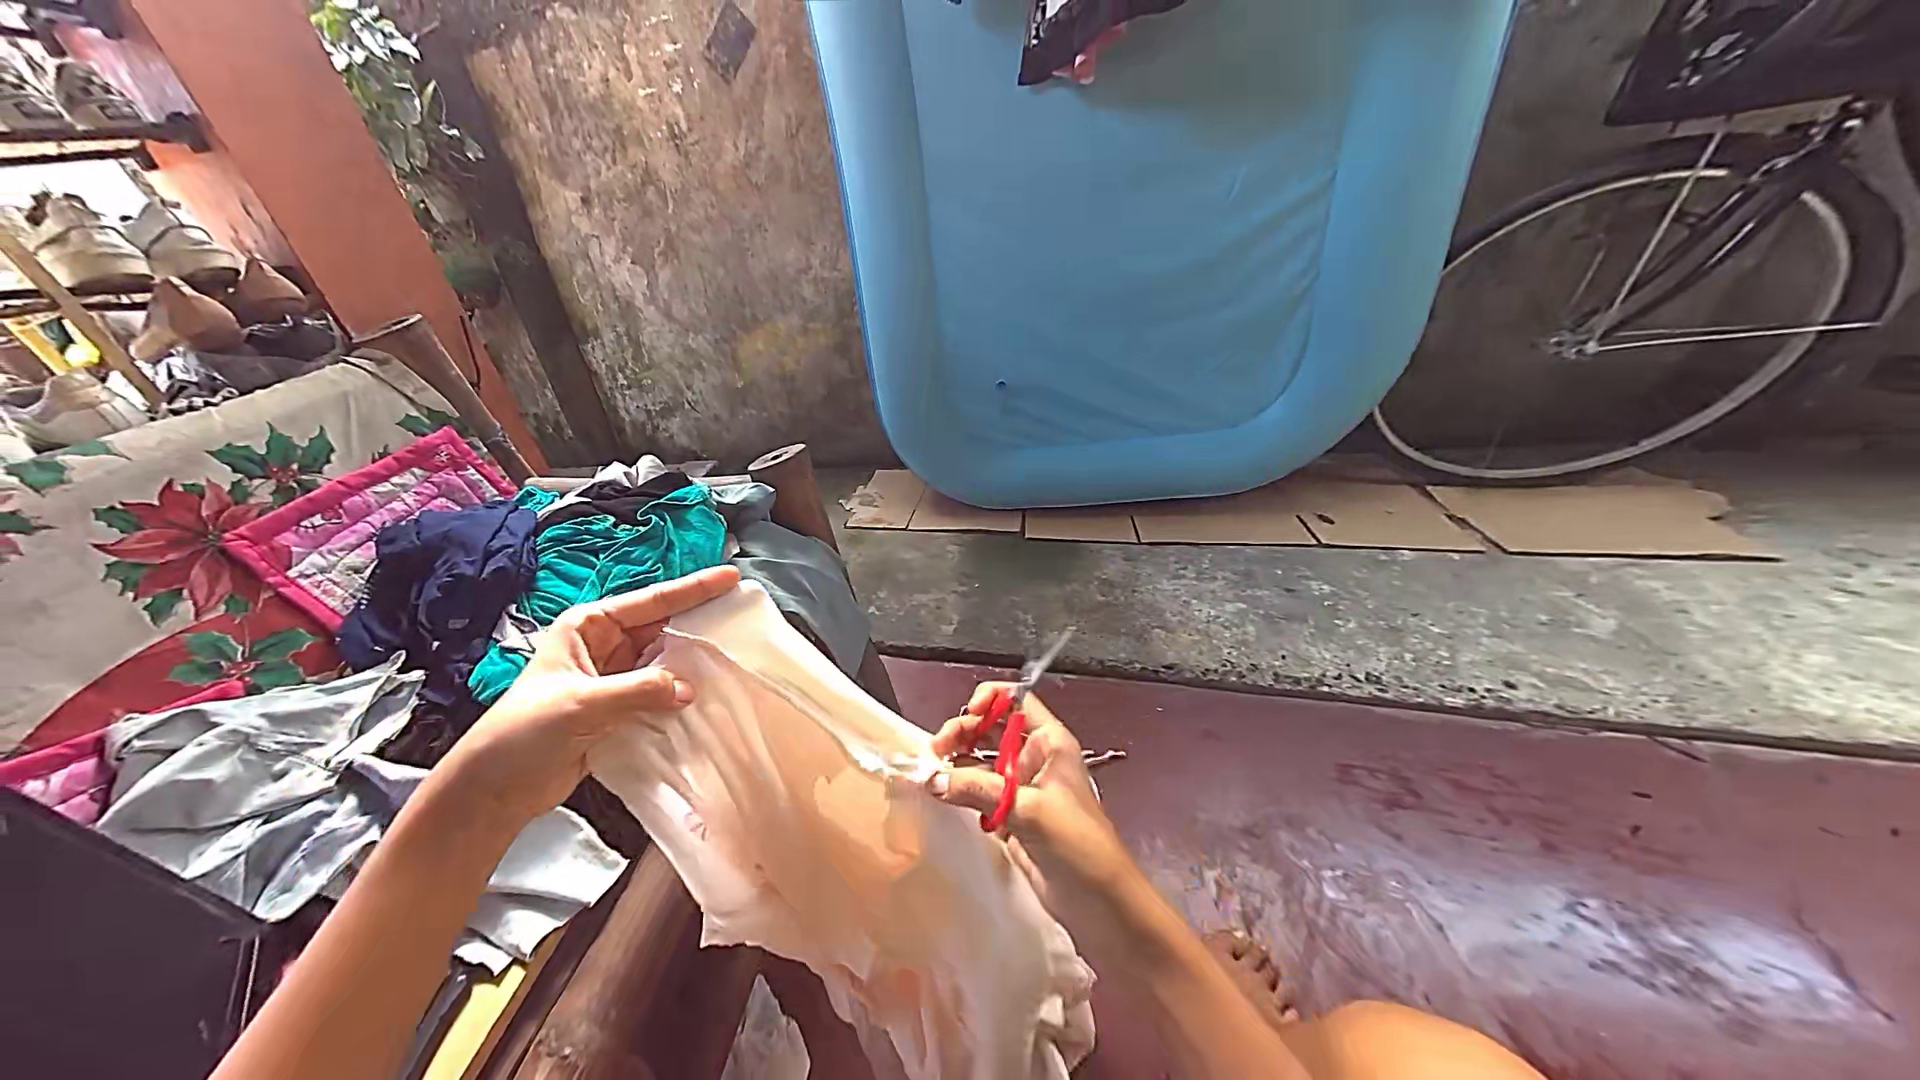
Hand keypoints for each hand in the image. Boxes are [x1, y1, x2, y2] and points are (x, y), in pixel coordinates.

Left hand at [434, 565, 741, 828]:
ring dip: (694, 659)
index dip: (693, 588)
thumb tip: (690, 688)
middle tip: (741, 615)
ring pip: (666, 658)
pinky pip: (663, 690)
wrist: (495, 790)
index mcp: (589, 626)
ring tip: (735, 651)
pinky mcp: (623, 706)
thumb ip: (638, 690)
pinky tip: (711, 689)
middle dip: (699, 621)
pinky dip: (684, 690)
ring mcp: (616, 676)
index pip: (650, 601)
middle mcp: (605, 645)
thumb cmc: (523, 734)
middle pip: (663, 626)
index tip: (730, 577)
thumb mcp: (582, 703)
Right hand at [929, 684, 1139, 939]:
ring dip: (958, 762)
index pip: (1017, 701)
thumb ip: (981, 792)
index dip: (991, 699)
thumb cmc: (1081, 846)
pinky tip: (943, 796)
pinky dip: (960, 791)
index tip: (968, 714)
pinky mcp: (1009, 818)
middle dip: (964, 731)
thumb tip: (933, 780)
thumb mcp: (1032, 811)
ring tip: (934, 774)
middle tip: (938, 751)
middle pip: (992, 728)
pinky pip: (978, 794)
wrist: (1103, 905)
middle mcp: (1034, 759)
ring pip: (981, 761)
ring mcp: (1021, 789)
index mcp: (1050, 743)